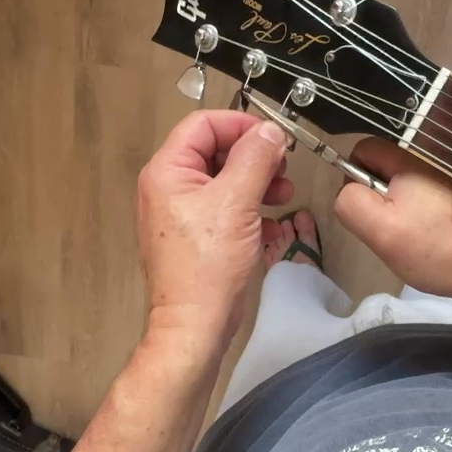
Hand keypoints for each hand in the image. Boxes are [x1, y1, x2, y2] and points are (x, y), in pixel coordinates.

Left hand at [135, 110, 293, 343]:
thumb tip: (270, 132)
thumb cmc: (208, 268)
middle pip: (216, 153)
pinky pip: (225, 213)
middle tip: (283, 170)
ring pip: (224, 184)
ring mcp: (181, 217)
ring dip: (258, 186)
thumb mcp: (237, 203)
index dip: (242, 125)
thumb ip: (255, 159)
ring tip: (284, 196)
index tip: (275, 138)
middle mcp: (168, 190)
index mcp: (167, 172)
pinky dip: (250, 214)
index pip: (203, 125)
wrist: (195, 326)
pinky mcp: (195, 240)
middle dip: (254, 159)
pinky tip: (271, 229)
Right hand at [334, 138, 451, 305]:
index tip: (373, 212)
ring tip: (424, 236)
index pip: (364, 150)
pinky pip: (438, 191)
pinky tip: (444, 234)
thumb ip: (351, 204)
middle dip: (385, 197)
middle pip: (389, 167)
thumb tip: (347, 189)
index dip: (357, 180)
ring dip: (410, 206)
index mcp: (410, 155)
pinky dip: (434, 210)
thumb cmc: (438, 250)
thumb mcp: (381, 232)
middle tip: (398, 231)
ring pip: (413, 182)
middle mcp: (436, 152)